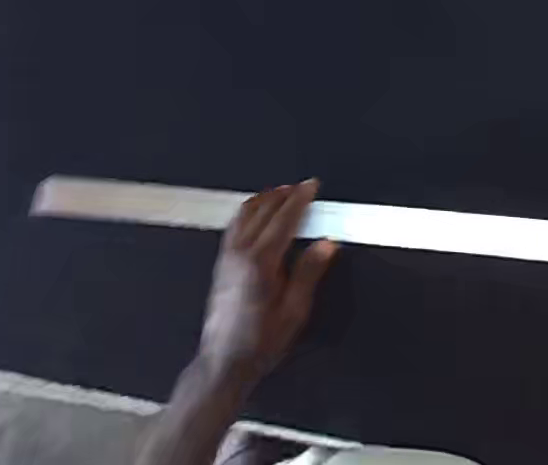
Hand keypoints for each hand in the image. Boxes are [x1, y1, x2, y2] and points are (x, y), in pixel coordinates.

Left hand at [198, 179, 338, 384]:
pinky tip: (257, 210)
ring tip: (283, 192)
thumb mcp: (294, 311)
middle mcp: (241, 250)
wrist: (223, 361)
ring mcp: (228, 252)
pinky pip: (236, 221)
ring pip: (246, 210)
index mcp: (261, 260)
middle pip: (265, 208)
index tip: (312, 185)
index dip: (300, 198)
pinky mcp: (221, 258)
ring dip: (266, 197)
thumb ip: (309, 272)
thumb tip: (326, 244)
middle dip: (285, 193)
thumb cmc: (260, 342)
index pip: (284, 217)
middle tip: (302, 186)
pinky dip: (250, 208)